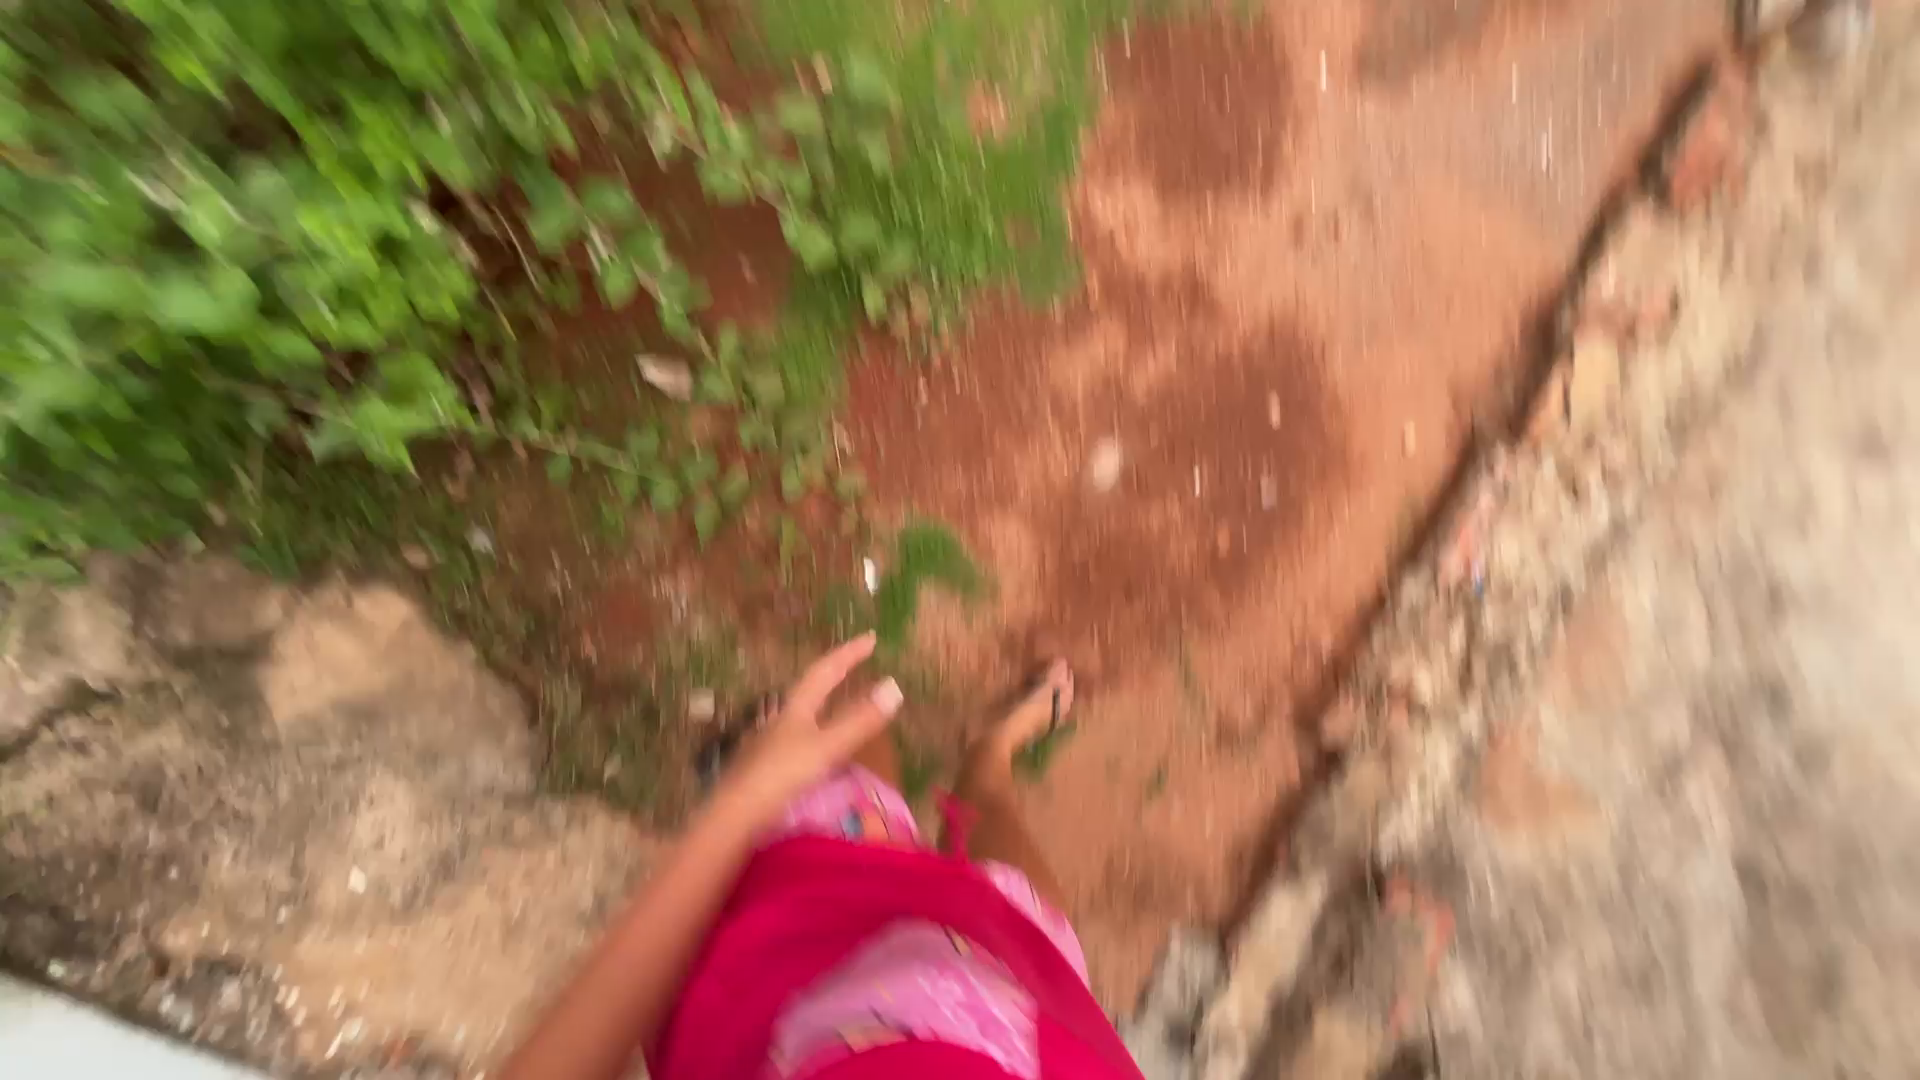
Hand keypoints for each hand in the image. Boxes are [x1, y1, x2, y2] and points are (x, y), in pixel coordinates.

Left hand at [709, 633, 902, 829]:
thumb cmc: (781, 775)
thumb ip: (859, 720)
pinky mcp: (766, 767)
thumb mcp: (826, 746)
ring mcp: (770, 743)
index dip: (849, 654)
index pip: (825, 671)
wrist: (733, 815)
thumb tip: (894, 686)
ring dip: (823, 701)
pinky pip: (798, 738)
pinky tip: (817, 745)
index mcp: (796, 708)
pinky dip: (816, 731)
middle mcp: (781, 719)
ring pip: (801, 713)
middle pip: (809, 688)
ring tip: (839, 699)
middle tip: (855, 661)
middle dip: (834, 672)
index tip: (871, 638)